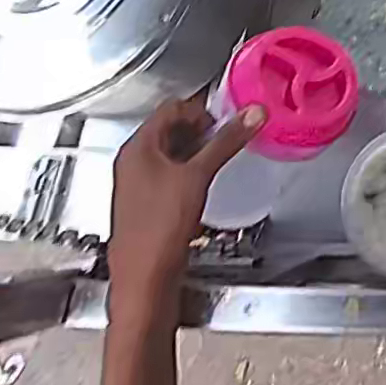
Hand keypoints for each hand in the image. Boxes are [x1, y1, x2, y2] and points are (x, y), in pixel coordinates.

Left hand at [108, 94, 264, 314]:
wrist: (145, 275)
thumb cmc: (159, 226)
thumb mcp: (199, 175)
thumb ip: (227, 142)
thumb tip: (251, 114)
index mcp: (138, 149)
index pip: (170, 109)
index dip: (200, 109)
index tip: (226, 119)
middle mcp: (134, 162)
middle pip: (171, 129)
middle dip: (202, 129)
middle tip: (228, 137)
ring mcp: (140, 182)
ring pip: (173, 151)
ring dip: (199, 149)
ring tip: (222, 157)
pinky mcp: (150, 200)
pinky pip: (173, 172)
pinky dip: (193, 169)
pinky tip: (208, 181)